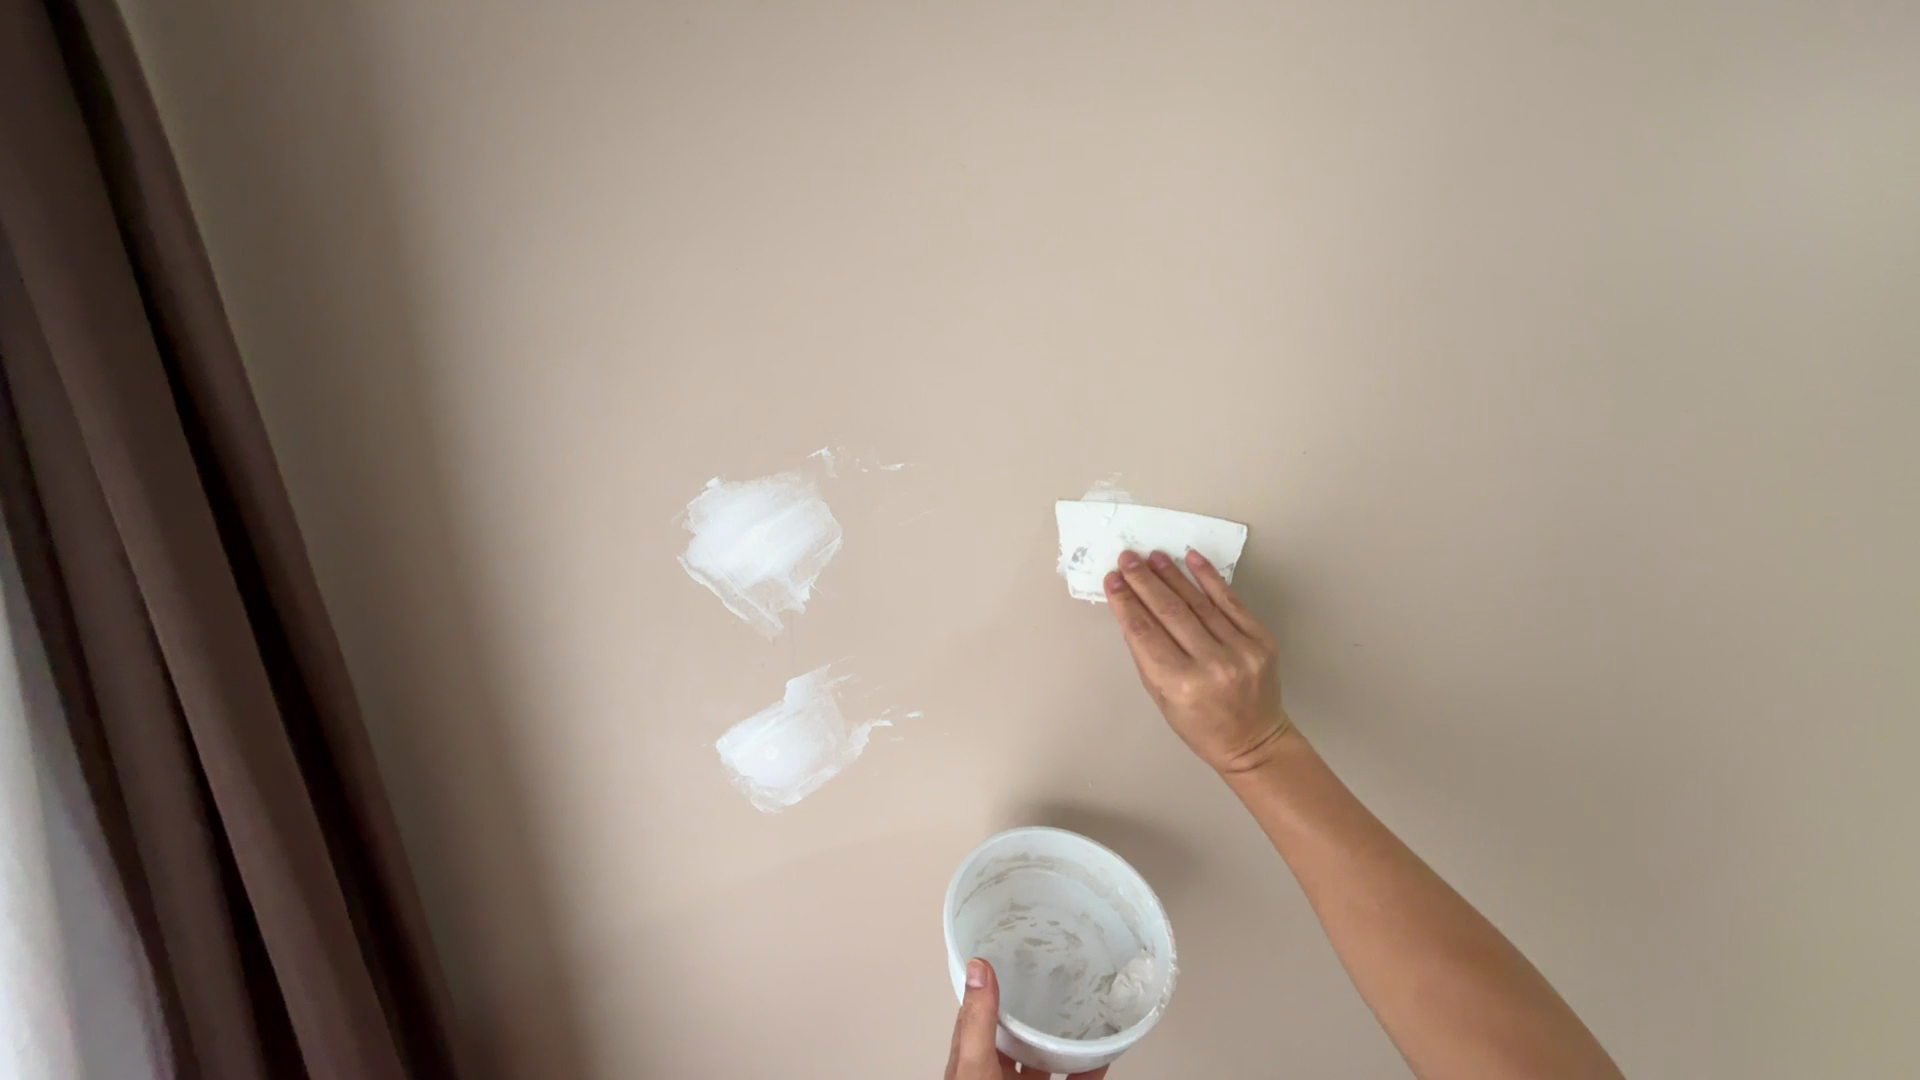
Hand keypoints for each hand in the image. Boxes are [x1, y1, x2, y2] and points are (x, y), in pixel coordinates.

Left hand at [946, 959, 1109, 1079]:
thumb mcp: (974, 1070)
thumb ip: (979, 1022)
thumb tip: (978, 966)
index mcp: (970, 1064)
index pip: (977, 1014)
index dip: (990, 984)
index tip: (1008, 951)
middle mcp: (995, 1079)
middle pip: (1014, 1036)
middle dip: (1031, 1008)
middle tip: (1054, 973)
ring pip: (1044, 1062)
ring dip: (1060, 1038)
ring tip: (1080, 1008)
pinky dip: (1087, 1071)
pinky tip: (1100, 1055)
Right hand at [1104, 549, 1294, 773]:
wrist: (1255, 740)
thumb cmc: (1199, 725)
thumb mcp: (1161, 697)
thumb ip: (1147, 654)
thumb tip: (1132, 610)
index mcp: (1181, 684)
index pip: (1145, 633)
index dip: (1126, 603)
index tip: (1113, 580)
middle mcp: (1211, 665)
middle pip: (1170, 612)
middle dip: (1144, 582)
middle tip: (1128, 559)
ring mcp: (1240, 650)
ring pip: (1199, 603)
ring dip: (1172, 575)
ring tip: (1153, 556)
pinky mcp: (1261, 640)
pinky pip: (1231, 602)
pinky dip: (1210, 578)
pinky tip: (1192, 558)